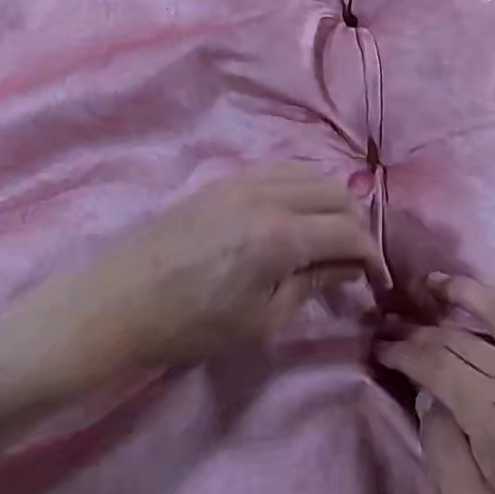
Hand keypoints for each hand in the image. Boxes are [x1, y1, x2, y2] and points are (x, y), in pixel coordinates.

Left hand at [0, 166, 389, 390]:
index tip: (378, 281)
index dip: (373, 257)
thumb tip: (349, 267)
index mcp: (282, 235)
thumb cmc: (190, 325)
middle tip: (357, 259)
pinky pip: (281, 169)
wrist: (116, 303)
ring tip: (332, 233)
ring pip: (311, 174)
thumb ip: (313, 284)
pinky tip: (299, 211)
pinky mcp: (224, 179)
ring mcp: (244, 180)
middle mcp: (269, 194)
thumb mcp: (262, 319)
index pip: (350, 232)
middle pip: (337, 194)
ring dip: (333, 201)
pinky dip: (304, 186)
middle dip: (358, 225)